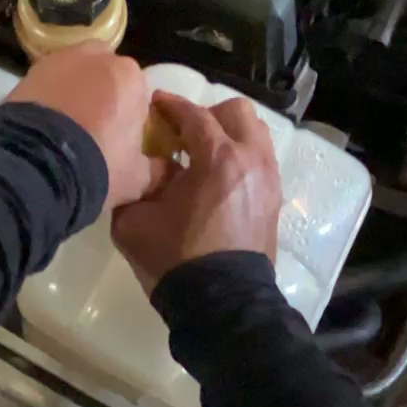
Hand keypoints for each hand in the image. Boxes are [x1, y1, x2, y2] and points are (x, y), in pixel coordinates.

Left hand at [5, 42, 171, 208]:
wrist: (36, 167)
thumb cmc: (99, 167)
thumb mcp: (137, 178)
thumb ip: (157, 170)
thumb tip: (167, 169)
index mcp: (132, 77)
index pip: (138, 94)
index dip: (129, 118)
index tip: (118, 141)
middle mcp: (98, 57)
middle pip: (106, 76)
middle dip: (102, 98)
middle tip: (91, 133)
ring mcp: (60, 60)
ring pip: (75, 75)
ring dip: (74, 94)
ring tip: (63, 130)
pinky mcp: (28, 72)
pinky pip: (46, 83)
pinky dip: (47, 99)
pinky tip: (42, 126)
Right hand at [111, 91, 280, 292]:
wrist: (219, 302)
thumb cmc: (173, 258)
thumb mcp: (133, 219)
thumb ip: (137, 184)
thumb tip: (147, 170)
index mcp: (218, 158)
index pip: (194, 115)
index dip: (171, 105)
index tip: (155, 104)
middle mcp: (251, 159)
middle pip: (237, 112)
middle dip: (208, 115)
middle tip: (183, 133)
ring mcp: (268, 180)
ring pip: (255, 134)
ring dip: (229, 136)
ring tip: (203, 156)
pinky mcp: (274, 200)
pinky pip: (260, 162)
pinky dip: (240, 160)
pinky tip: (217, 181)